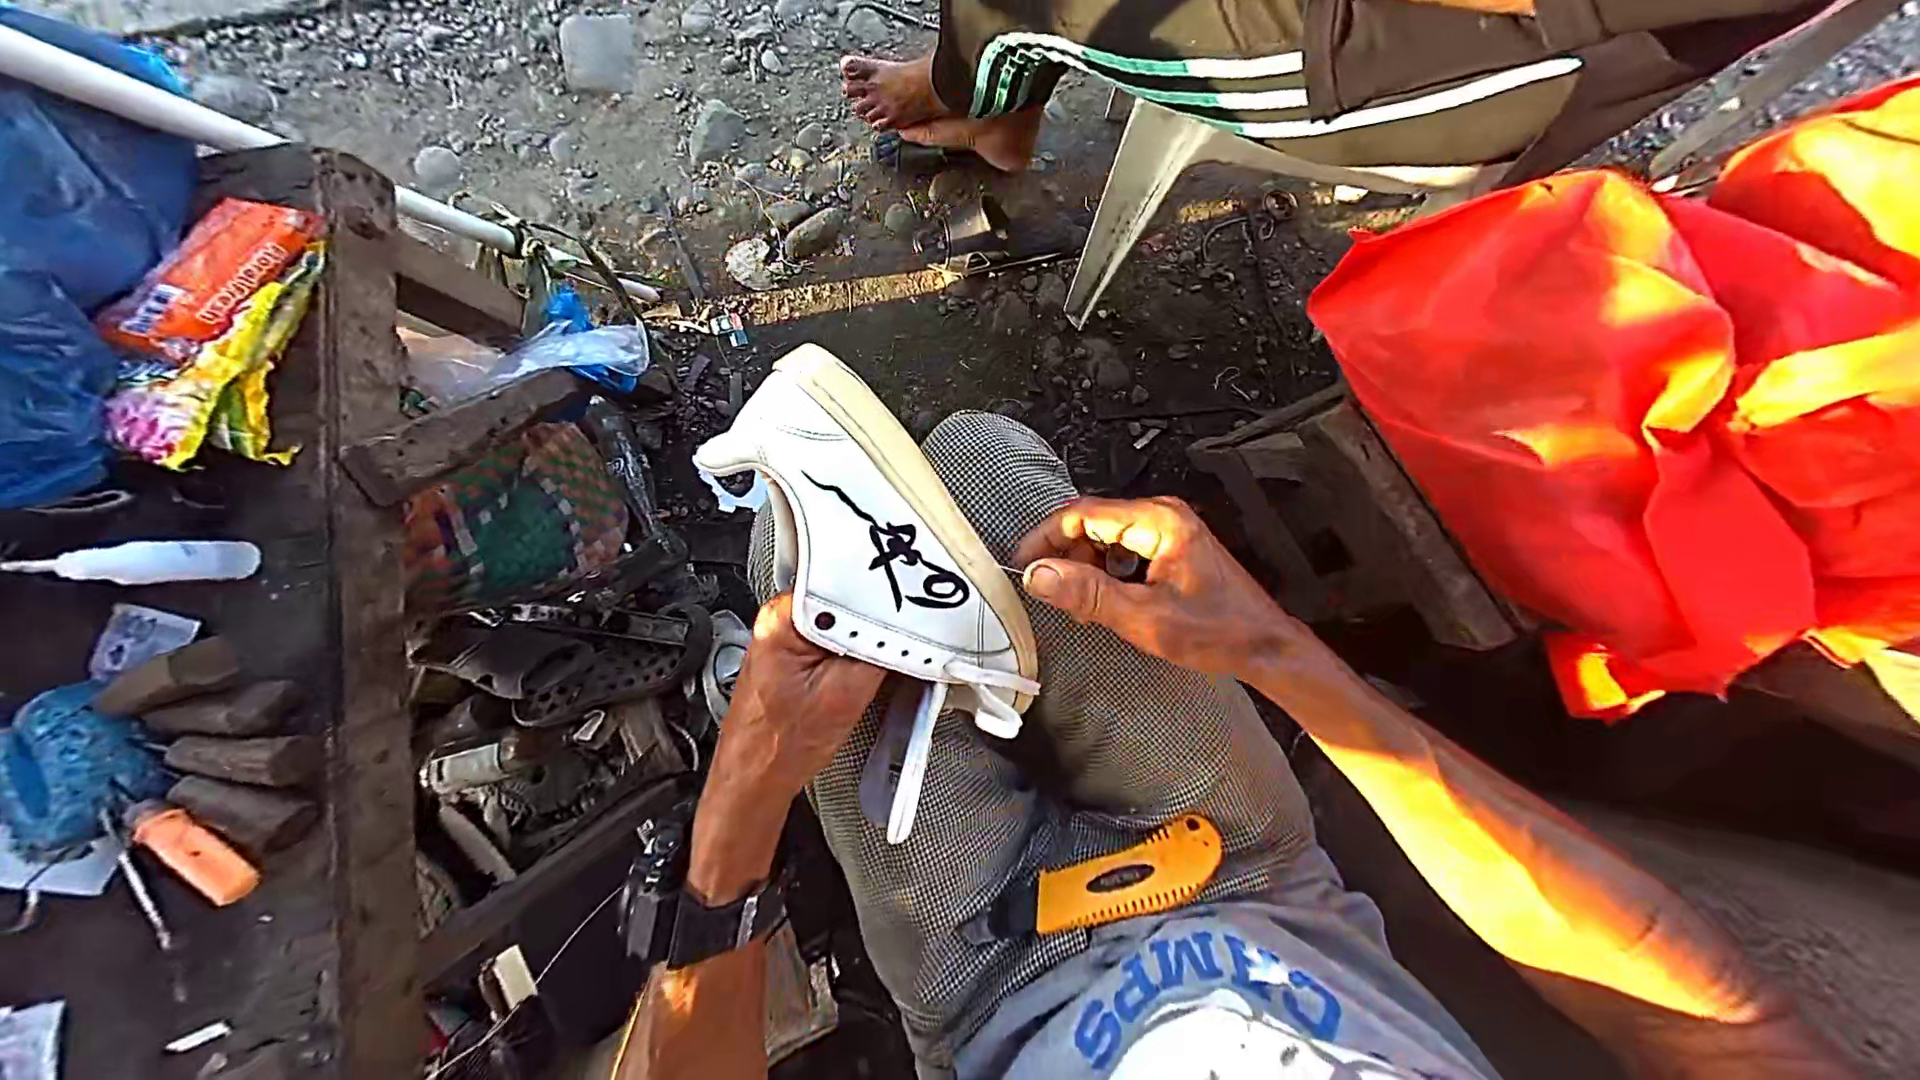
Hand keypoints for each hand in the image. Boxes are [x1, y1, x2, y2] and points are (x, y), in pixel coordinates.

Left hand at [713, 593, 888, 804]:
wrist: (756, 780)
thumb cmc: (781, 749)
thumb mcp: (846, 694)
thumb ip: (880, 651)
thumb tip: (908, 627)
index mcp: (783, 617)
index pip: (848, 585)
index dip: (885, 602)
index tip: (907, 617)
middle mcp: (780, 617)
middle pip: (848, 598)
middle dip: (877, 622)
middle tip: (891, 650)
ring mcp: (787, 633)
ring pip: (846, 618)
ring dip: (868, 639)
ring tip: (867, 671)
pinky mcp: (796, 650)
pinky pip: (838, 635)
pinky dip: (856, 650)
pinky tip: (856, 675)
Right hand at [1011, 495, 1319, 677]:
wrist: (1263, 646)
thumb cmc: (1221, 631)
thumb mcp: (1145, 616)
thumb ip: (1088, 594)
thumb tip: (1042, 575)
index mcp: (1159, 521)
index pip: (1083, 513)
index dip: (1046, 537)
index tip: (1025, 561)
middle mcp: (1162, 518)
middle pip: (1091, 522)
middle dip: (1064, 554)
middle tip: (1046, 586)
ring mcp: (1165, 532)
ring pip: (1102, 537)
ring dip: (1082, 566)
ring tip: (1079, 601)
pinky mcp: (1166, 549)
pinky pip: (1119, 550)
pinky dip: (1101, 572)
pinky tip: (1101, 598)